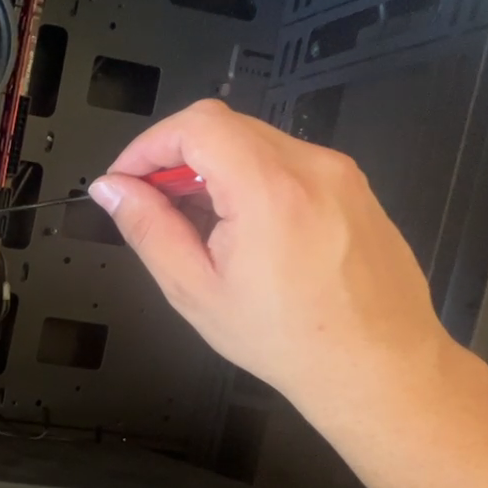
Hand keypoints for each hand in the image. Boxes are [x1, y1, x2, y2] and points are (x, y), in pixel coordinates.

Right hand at [89, 99, 461, 416]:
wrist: (376, 362)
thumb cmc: (285, 336)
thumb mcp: (193, 288)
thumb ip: (147, 228)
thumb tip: (111, 190)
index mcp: (269, 191)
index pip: (197, 125)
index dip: (147, 145)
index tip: (124, 180)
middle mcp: (312, 168)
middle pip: (223, 126)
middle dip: (173, 157)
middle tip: (148, 204)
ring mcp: (339, 173)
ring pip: (253, 142)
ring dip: (208, 169)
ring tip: (192, 224)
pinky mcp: (351, 187)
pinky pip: (284, 162)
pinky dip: (244, 179)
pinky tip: (234, 229)